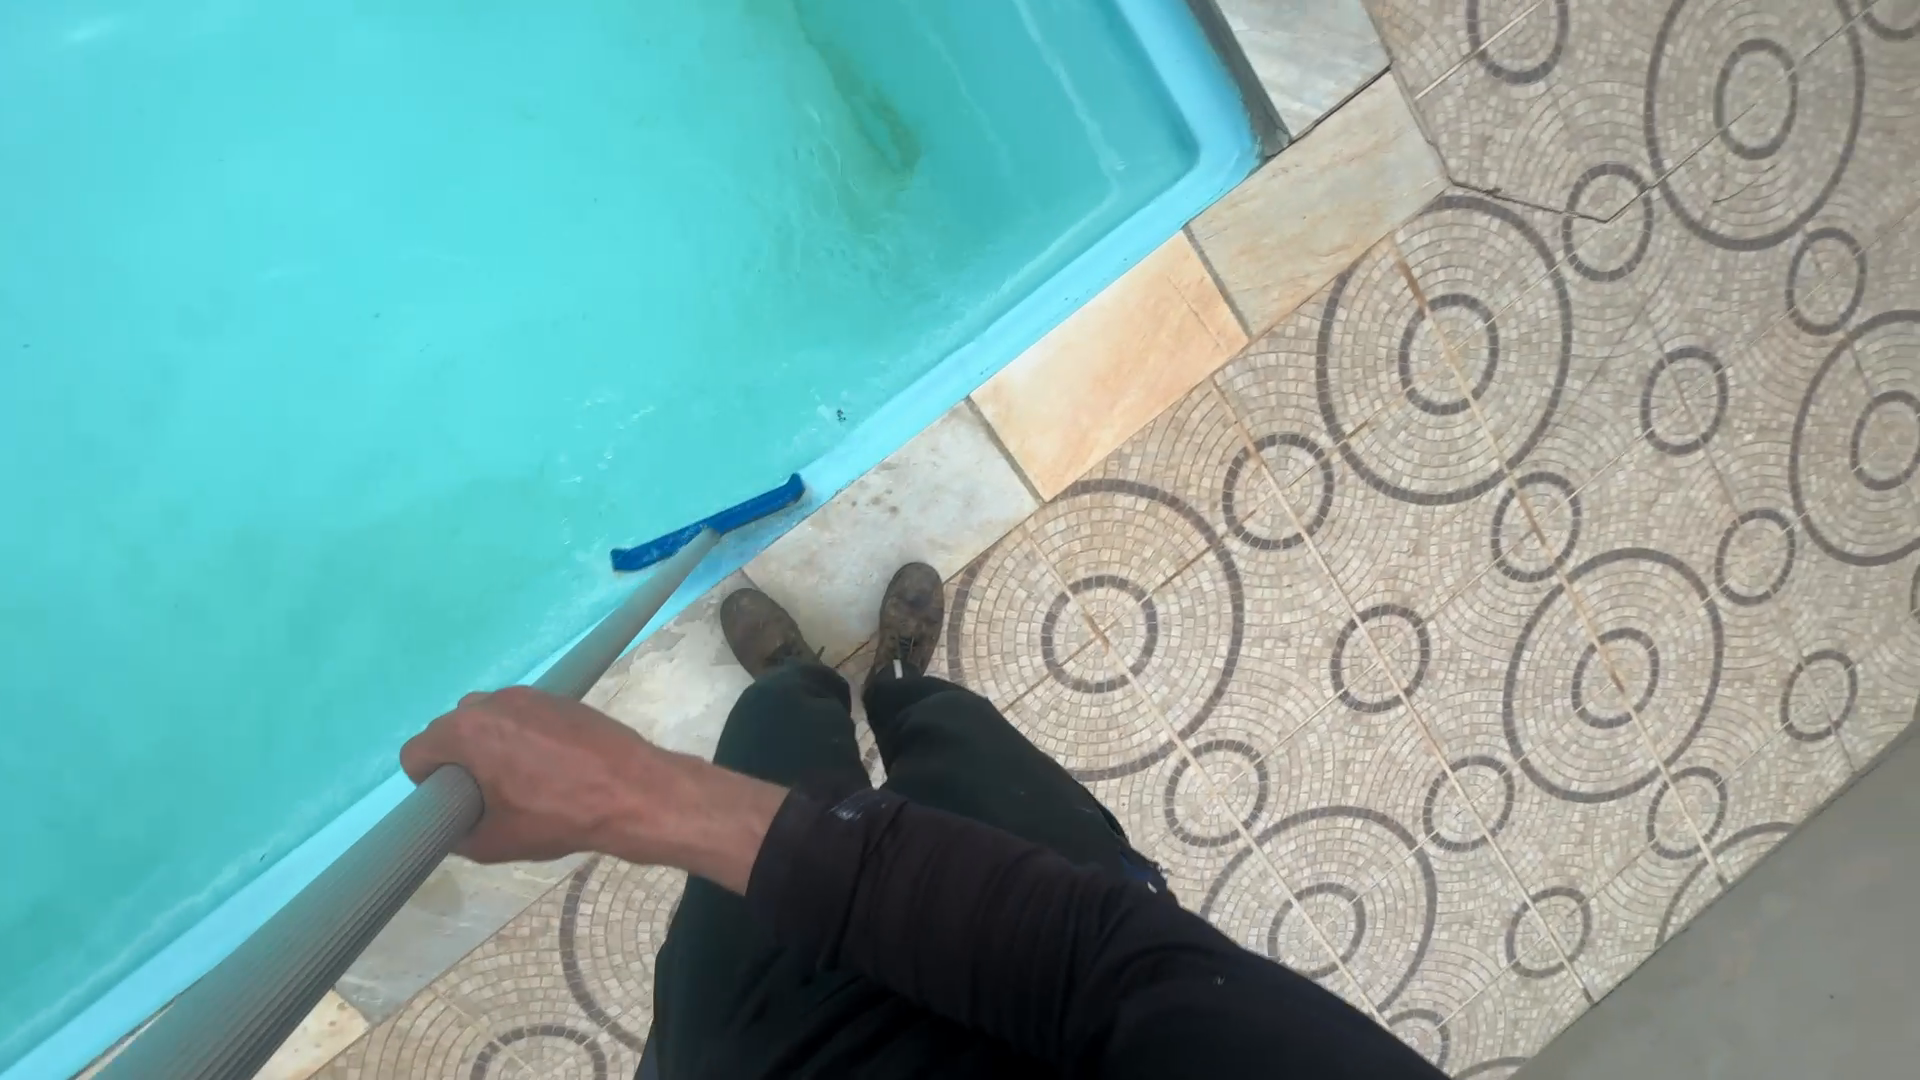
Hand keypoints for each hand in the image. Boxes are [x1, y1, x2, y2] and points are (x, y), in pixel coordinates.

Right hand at [400, 686, 786, 891]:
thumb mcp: (491, 841)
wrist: (633, 789)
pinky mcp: (564, 698)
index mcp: (469, 730)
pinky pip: (525, 714)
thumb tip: (453, 822)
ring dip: (491, 743)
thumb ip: (455, 831)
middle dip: (459, 758)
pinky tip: (547, 762)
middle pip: (453, 728)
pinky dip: (523, 734)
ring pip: (490, 717)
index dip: (428, 782)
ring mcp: (534, 695)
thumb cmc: (559, 815)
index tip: (453, 802)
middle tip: (484, 792)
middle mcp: (496, 701)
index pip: (418, 751)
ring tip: (518, 778)